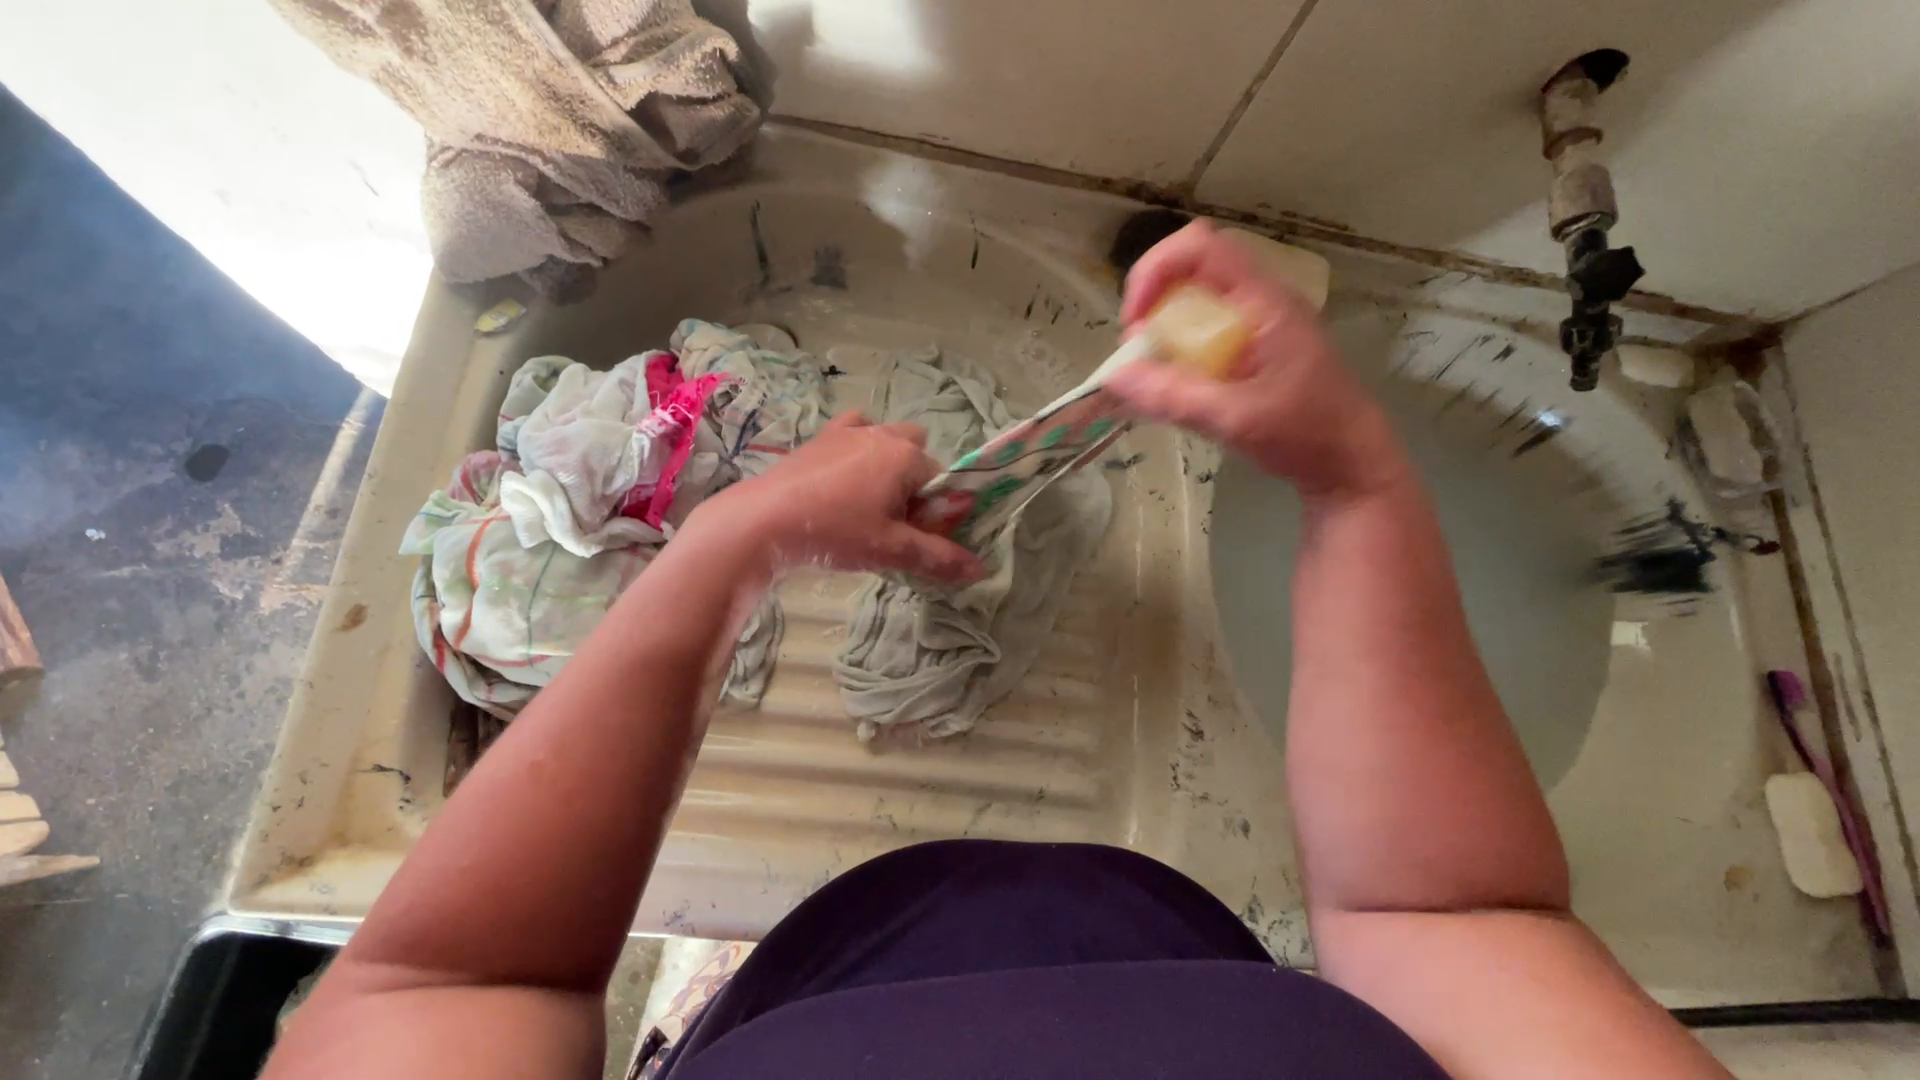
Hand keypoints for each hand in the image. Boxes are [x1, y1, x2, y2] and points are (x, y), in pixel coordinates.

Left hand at [691, 412, 983, 582]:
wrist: (764, 521)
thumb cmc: (836, 532)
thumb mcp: (892, 551)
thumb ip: (939, 558)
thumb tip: (982, 570)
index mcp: (907, 456)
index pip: (942, 481)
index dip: (935, 510)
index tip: (914, 535)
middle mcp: (883, 434)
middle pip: (919, 451)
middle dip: (915, 480)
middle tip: (892, 518)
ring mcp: (848, 431)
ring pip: (887, 438)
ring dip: (889, 462)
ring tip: (868, 500)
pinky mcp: (820, 437)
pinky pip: (853, 431)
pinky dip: (858, 447)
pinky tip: (844, 476)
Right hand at [1104, 221, 1403, 500]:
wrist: (1353, 466)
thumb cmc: (1308, 436)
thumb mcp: (1236, 419)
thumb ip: (1174, 397)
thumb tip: (1114, 378)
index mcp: (1265, 302)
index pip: (1201, 247)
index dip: (1156, 270)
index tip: (1137, 322)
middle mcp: (1261, 302)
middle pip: (1192, 271)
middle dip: (1154, 305)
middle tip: (1142, 354)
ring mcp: (1259, 326)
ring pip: (1196, 303)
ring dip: (1165, 332)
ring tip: (1155, 376)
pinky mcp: (1255, 350)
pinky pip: (1206, 333)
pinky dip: (1180, 353)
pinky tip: (1177, 389)